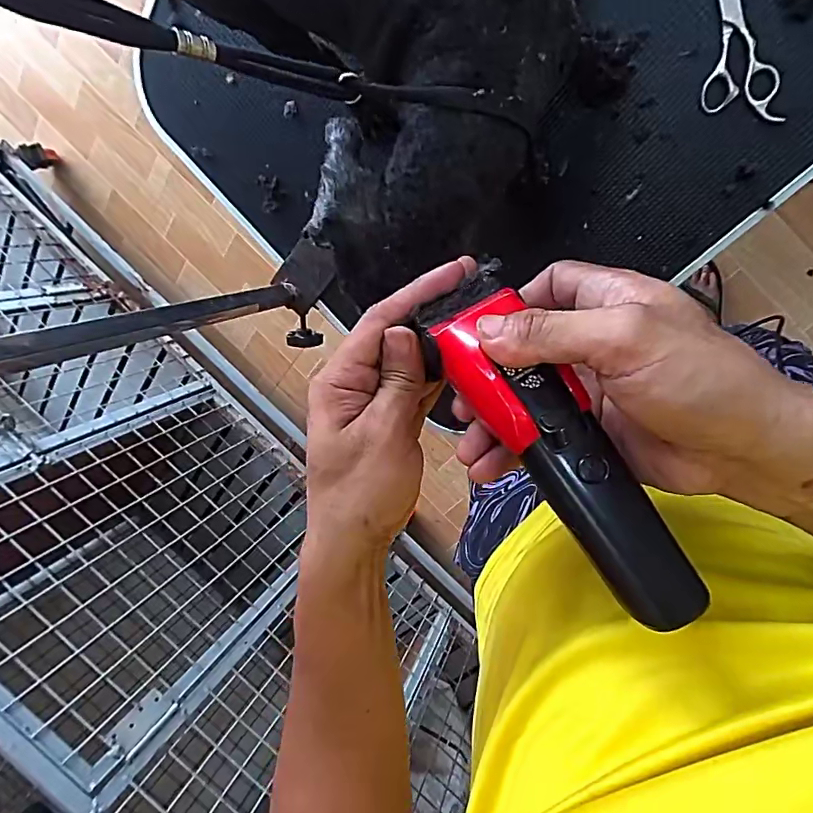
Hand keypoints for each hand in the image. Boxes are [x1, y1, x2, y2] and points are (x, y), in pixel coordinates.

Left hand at [305, 257, 473, 554]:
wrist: (356, 538)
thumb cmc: (358, 495)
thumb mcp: (382, 434)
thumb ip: (396, 381)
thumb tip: (403, 333)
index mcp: (340, 382)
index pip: (379, 323)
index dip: (416, 293)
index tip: (451, 274)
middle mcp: (354, 384)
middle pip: (395, 336)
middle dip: (431, 313)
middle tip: (470, 294)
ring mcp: (374, 400)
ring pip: (410, 361)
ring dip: (440, 346)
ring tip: (473, 325)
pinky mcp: (392, 417)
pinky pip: (417, 386)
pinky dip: (440, 376)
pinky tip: (462, 363)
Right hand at [452, 261, 812, 503]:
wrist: (743, 449)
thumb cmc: (709, 381)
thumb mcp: (627, 339)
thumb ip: (556, 331)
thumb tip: (494, 330)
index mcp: (611, 302)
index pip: (547, 289)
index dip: (508, 307)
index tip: (474, 335)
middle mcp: (600, 344)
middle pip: (527, 349)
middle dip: (490, 374)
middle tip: (465, 398)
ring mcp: (598, 391)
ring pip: (532, 399)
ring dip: (499, 418)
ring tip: (473, 441)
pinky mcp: (598, 431)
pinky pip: (548, 436)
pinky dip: (521, 449)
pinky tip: (500, 462)